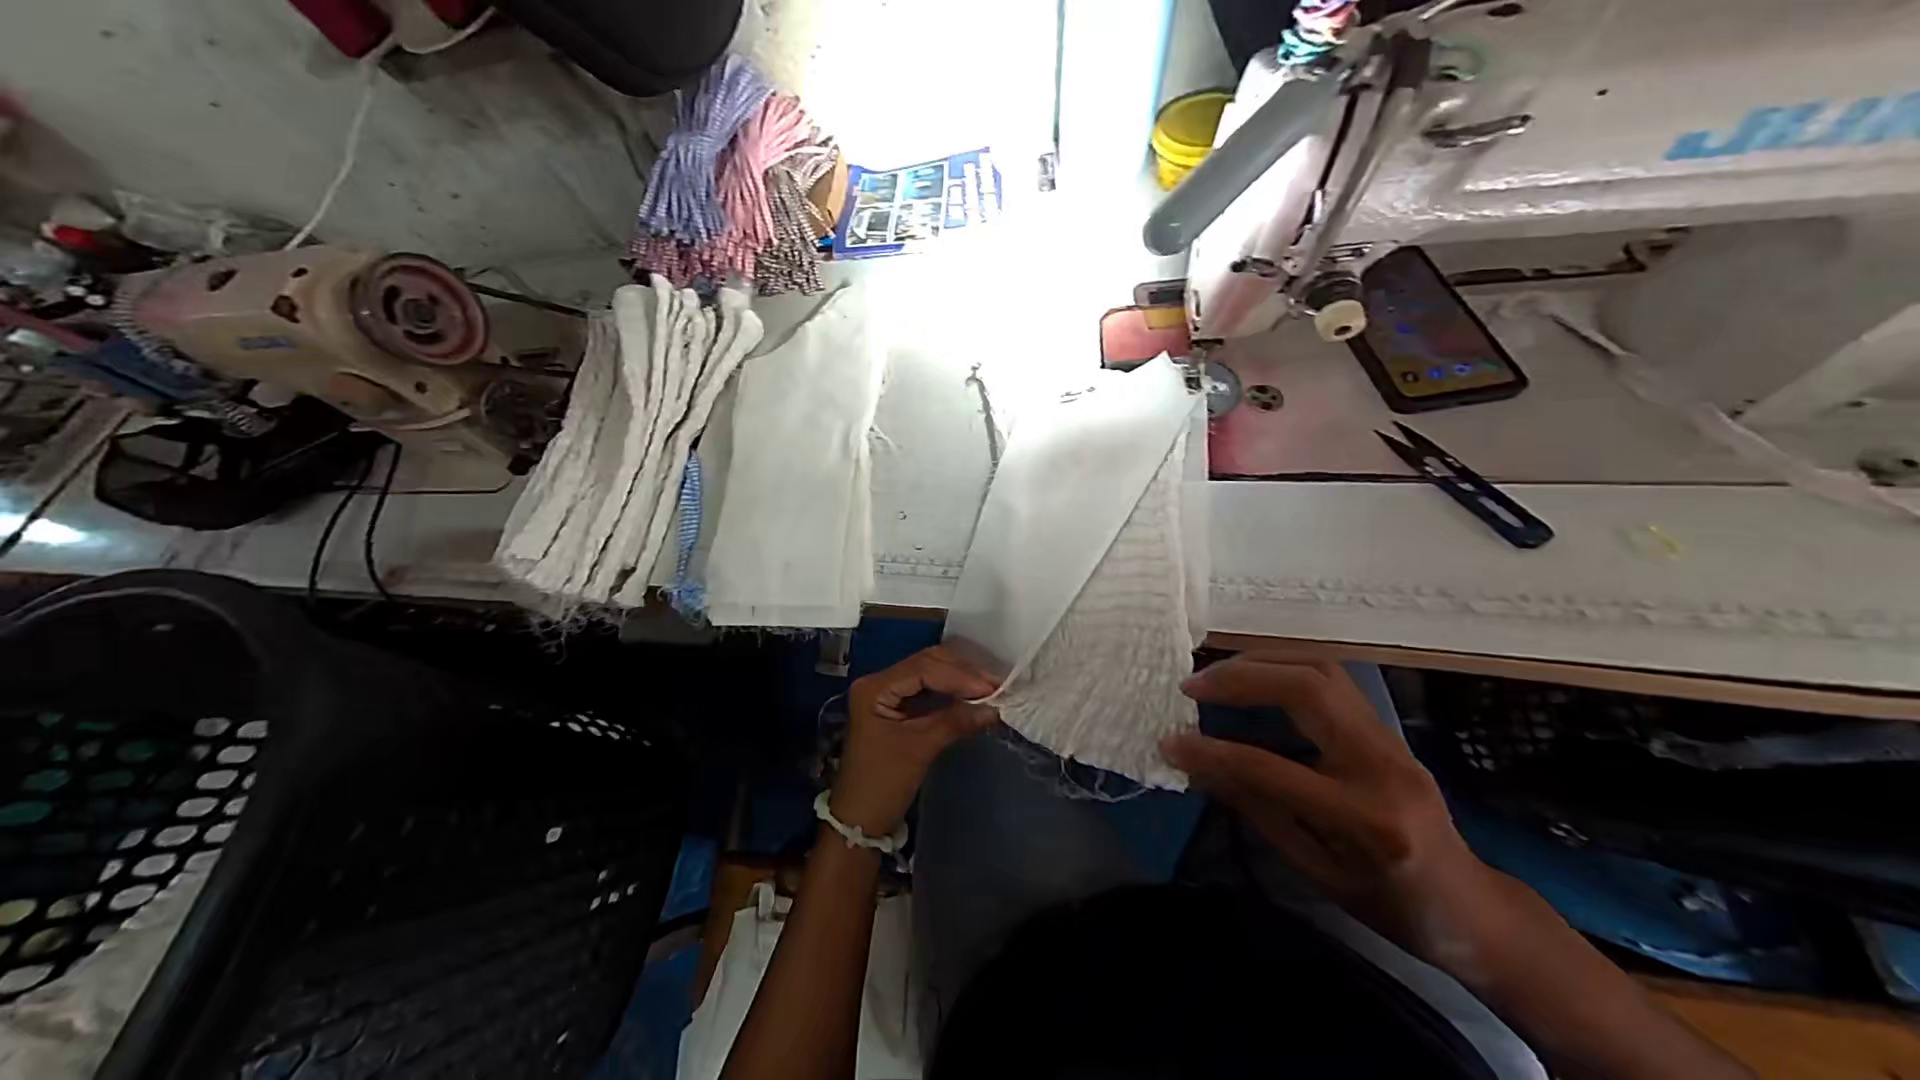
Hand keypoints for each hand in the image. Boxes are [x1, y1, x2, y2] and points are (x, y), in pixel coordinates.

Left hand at [830, 646, 999, 837]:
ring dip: (960, 680)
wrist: (860, 820)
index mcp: (875, 687)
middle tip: (997, 684)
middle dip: (963, 673)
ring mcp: (887, 693)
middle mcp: (879, 682)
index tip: (993, 687)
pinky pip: (928, 690)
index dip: (960, 675)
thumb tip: (994, 707)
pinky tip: (973, 697)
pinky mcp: (896, 707)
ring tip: (991, 688)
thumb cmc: (883, 784)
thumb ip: (956, 721)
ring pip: (929, 674)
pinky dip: (951, 692)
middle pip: (927, 664)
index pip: (923, 668)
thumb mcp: (920, 749)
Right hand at [1159, 654, 1496, 957]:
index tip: (1170, 742)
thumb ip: (1257, 809)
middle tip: (1193, 685)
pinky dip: (1284, 668)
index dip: (1212, 752)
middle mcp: (1382, 765)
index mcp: (1365, 818)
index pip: (1271, 768)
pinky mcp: (1388, 729)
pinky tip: (1253, 678)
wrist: (1471, 908)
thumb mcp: (1313, 870)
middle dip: (1241, 678)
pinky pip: (1332, 679)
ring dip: (1261, 662)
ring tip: (1216, 674)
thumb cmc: (1389, 904)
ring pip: (1323, 669)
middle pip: (1308, 689)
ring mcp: (1392, 739)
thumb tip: (1198, 766)